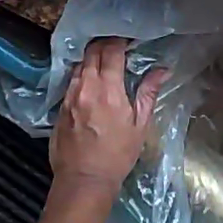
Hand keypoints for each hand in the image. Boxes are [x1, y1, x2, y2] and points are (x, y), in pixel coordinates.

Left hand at [50, 38, 161, 194]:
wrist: (84, 180)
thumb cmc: (117, 154)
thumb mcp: (139, 125)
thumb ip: (148, 92)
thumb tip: (162, 70)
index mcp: (108, 90)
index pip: (111, 51)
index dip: (120, 42)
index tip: (129, 43)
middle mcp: (85, 87)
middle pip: (92, 52)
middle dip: (105, 45)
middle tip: (118, 48)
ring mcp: (69, 96)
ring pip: (80, 64)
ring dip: (92, 58)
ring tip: (105, 63)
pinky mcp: (60, 106)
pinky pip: (71, 80)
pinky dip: (82, 74)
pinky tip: (91, 82)